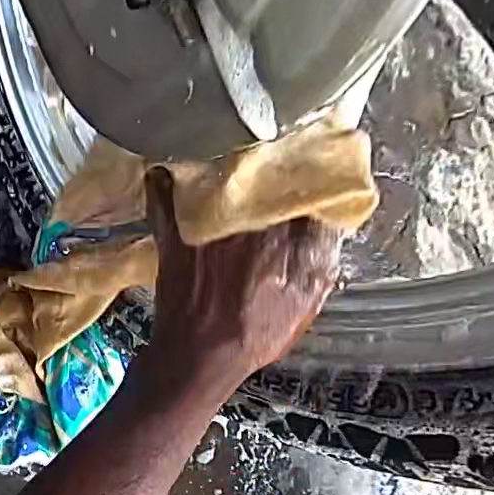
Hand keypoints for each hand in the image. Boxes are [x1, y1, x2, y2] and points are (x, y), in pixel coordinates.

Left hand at [140, 165, 343, 396]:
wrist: (199, 355)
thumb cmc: (255, 331)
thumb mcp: (307, 296)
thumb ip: (322, 251)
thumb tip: (331, 215)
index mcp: (284, 230)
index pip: (301, 180)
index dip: (306, 161)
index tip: (310, 146)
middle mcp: (244, 219)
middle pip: (256, 169)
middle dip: (265, 151)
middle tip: (269, 139)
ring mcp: (204, 226)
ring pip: (212, 175)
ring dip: (217, 158)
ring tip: (224, 142)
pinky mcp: (173, 239)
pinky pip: (163, 200)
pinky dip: (162, 183)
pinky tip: (163, 168)